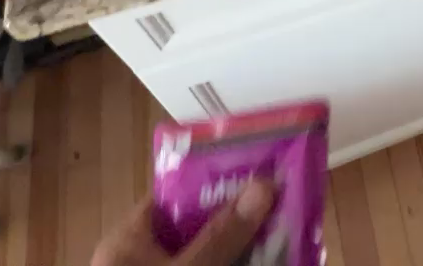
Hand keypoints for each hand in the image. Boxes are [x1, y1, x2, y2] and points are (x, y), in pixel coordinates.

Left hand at [91, 179, 273, 265]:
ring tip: (292, 233)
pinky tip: (277, 260)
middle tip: (289, 202)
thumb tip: (265, 182)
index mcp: (129, 241)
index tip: (265, 166)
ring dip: (248, 249)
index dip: (220, 176)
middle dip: (243, 217)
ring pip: (212, 257)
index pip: (178, 192)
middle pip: (200, 226)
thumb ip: (222, 236)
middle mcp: (142, 261)